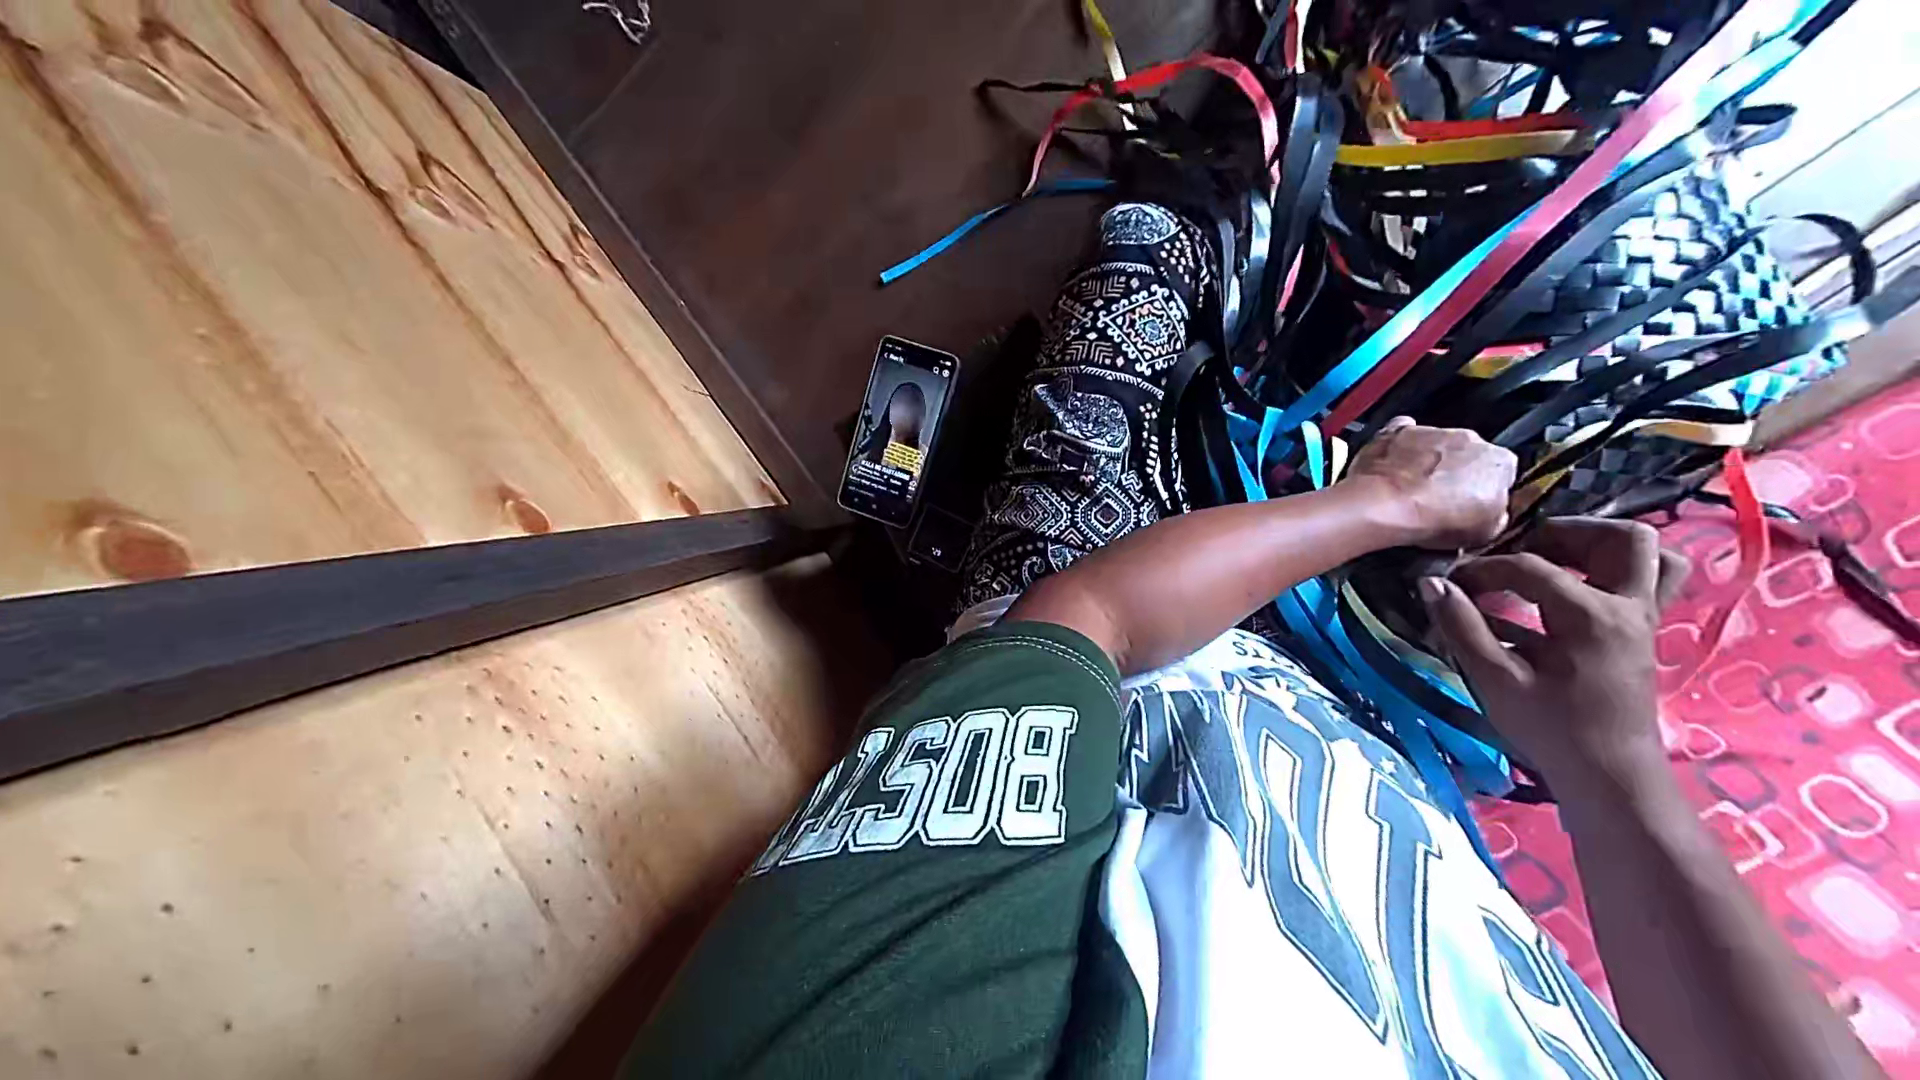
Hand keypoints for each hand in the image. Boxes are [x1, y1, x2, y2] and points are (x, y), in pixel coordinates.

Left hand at [1345, 417, 1517, 548]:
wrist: (1385, 504)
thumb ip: (1496, 515)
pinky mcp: (1393, 433)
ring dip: (1425, 460)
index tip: (1469, 507)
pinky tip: (1388, 463)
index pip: (1501, 474)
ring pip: (1433, 444)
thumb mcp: (1485, 532)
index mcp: (1499, 461)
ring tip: (1407, 488)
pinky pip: (1399, 433)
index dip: (1485, 492)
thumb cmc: (1435, 517)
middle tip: (1435, 499)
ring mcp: (1429, 432)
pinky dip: (1395, 446)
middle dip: (1454, 473)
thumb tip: (1492, 514)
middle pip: (1466, 454)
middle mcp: (1467, 438)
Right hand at [1419, 518, 1690, 796]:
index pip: (1529, 567)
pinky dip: (1612, 573)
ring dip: (1599, 548)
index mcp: (1591, 617)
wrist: (1608, 776)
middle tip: (1518, 552)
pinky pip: (1647, 584)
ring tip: (1549, 561)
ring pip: (1650, 557)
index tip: (1449, 585)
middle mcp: (1629, 609)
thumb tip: (1431, 582)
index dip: (1482, 569)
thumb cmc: (1550, 728)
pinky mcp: (1640, 635)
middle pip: (1622, 540)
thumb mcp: (1495, 678)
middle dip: (1564, 535)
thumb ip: (1461, 625)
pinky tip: (1566, 588)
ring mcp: (1643, 621)